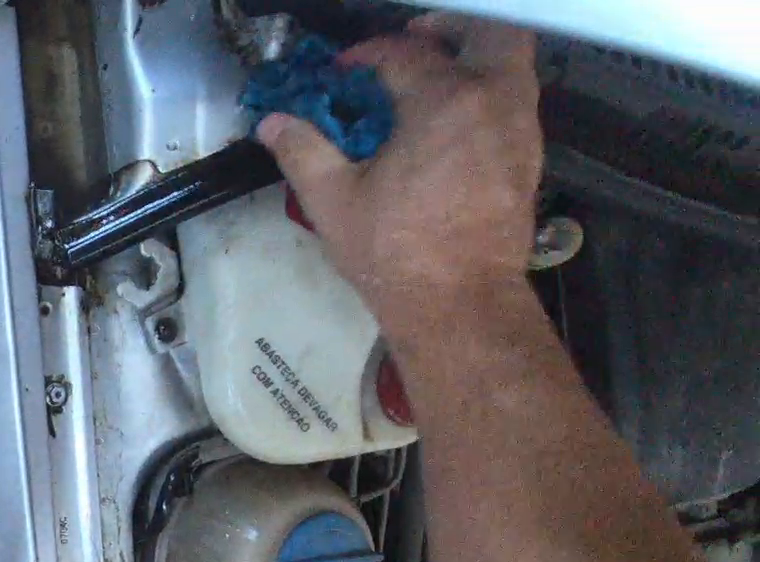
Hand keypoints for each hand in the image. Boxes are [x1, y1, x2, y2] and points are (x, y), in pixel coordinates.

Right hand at [256, 16, 541, 334]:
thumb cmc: (390, 248)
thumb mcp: (332, 201)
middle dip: (447, 29)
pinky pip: (513, 95)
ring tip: (430, 77)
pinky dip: (483, 88)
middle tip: (412, 40)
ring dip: (471, 55)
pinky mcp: (527, 151)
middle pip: (485, 32)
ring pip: (509, 60)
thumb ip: (303, 152)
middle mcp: (493, 97)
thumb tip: (272, 124)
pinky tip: (450, 120)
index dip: (368, 55)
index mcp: (444, 102)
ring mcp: (520, 122)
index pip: (405, 56)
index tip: (341, 70)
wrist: (455, 294)